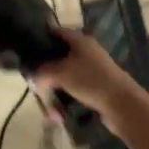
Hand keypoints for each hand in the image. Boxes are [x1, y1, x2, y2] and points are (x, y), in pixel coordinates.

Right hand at [31, 25, 148, 131]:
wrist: (122, 104)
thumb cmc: (90, 80)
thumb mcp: (60, 73)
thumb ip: (42, 72)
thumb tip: (32, 78)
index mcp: (79, 40)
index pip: (55, 32)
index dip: (40, 38)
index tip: (26, 51)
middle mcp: (86, 51)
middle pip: (58, 57)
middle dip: (45, 74)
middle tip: (35, 86)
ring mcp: (92, 70)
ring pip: (65, 78)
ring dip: (55, 94)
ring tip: (50, 112)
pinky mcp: (95, 87)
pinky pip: (74, 91)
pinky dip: (65, 101)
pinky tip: (59, 116)